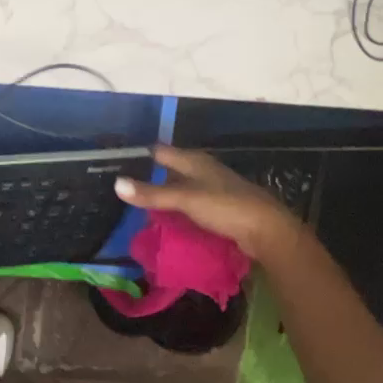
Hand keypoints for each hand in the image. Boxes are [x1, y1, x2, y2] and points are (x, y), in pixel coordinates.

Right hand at [114, 145, 301, 257]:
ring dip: (161, 197)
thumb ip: (151, 193)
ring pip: (178, 189)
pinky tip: (164, 221)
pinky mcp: (217, 208)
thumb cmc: (226, 207)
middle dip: (147, 178)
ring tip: (136, 208)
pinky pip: (188, 205)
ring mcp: (211, 189)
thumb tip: (116, 184)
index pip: (160, 151)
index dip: (139, 156)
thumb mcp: (185, 199)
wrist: (267, 231)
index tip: (116, 165)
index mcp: (195, 161)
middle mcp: (202, 170)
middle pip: (168, 170)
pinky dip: (175, 211)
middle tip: (121, 190)